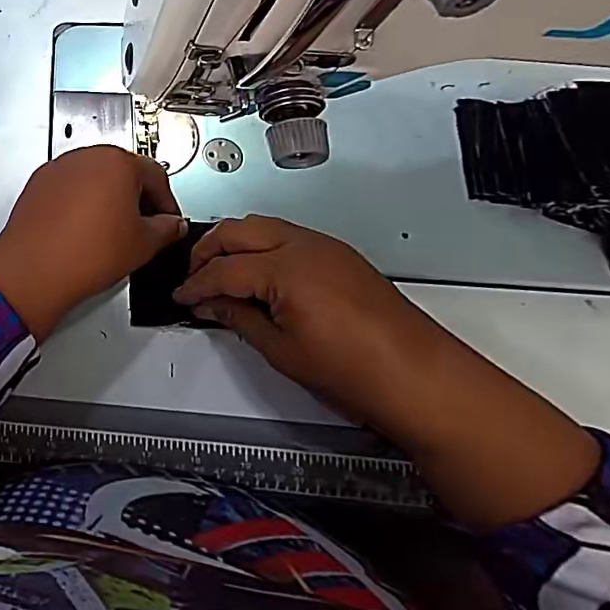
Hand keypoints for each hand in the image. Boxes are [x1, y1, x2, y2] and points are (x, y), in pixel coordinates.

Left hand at [0, 146, 185, 337]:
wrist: (35, 269)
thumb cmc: (81, 253)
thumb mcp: (143, 244)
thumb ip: (166, 228)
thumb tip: (169, 225)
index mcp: (115, 162)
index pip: (155, 174)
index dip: (166, 201)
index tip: (167, 218)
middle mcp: (83, 159)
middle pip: (121, 171)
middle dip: (135, 197)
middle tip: (143, 224)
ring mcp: (56, 171)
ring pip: (92, 178)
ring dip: (106, 199)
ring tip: (111, 230)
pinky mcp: (36, 186)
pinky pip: (67, 189)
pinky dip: (78, 203)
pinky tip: (83, 230)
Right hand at [172, 217, 447, 414]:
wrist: (425, 383)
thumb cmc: (366, 372)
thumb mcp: (281, 350)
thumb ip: (238, 318)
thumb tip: (214, 304)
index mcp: (287, 269)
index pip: (222, 268)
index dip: (195, 284)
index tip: (184, 295)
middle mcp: (307, 248)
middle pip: (235, 231)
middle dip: (206, 252)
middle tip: (194, 278)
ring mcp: (328, 249)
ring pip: (261, 226)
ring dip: (233, 244)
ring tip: (220, 274)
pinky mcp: (342, 257)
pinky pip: (287, 236)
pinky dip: (261, 247)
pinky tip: (255, 272)